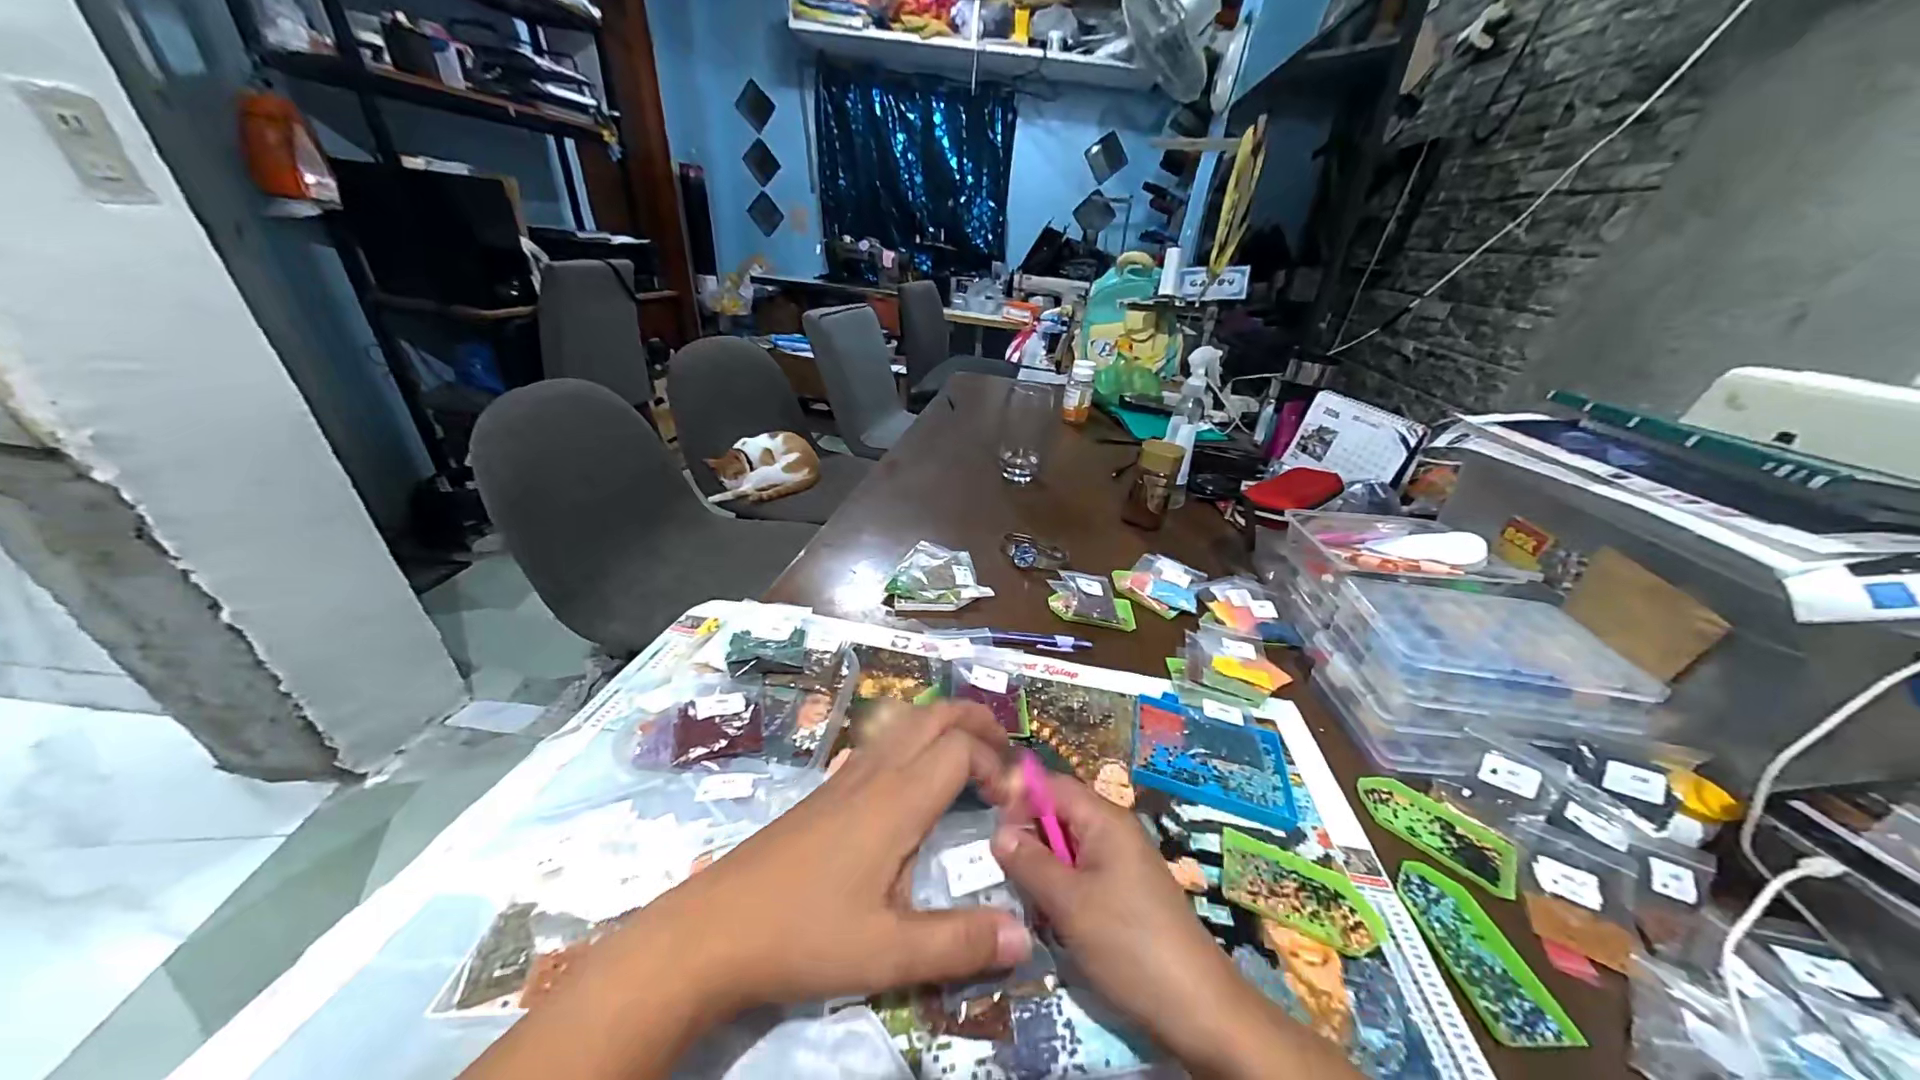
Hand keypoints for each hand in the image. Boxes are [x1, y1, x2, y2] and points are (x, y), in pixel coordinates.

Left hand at [611, 701, 1031, 1014]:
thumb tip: (1025, 934)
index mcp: (897, 800)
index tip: (1014, 804)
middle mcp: (874, 774)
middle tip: (1008, 755)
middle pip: (934, 715)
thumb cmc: (803, 937)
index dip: (997, 765)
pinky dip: (912, 740)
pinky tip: (911, 780)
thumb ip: (960, 943)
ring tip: (970, 759)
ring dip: (944, 726)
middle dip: (977, 722)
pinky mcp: (825, 791)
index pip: (961, 748)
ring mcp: (845, 777)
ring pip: (904, 722)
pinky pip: (879, 742)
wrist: (711, 931)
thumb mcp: (888, 954)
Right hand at [993, 770, 1358, 1079]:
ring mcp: (1121, 863)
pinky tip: (1054, 923)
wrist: (1197, 1007)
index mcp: (1104, 819)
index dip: (1018, 798)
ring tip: (1029, 905)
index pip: (1051, 784)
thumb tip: (998, 832)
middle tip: (1004, 875)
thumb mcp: (1068, 902)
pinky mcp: (1124, 893)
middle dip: (1027, 840)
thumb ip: (1029, 861)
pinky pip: (1081, 876)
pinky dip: (1061, 893)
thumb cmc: (1128, 943)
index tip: (992, 833)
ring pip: (1065, 850)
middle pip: (1057, 816)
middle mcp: (1113, 832)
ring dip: (1042, 873)